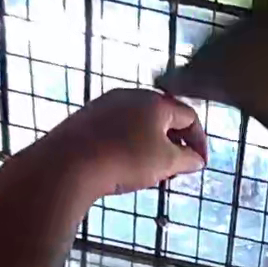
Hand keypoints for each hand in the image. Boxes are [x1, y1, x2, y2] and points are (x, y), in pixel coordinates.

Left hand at [41, 88, 208, 196]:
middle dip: (176, 143)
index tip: (200, 164)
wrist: (68, 165)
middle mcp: (131, 96)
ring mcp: (105, 105)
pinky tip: (125, 165)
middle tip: (178, 168)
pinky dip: (130, 144)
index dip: (200, 141)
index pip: (189, 117)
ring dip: (153, 145)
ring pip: (140, 123)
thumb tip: (197, 160)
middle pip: (164, 118)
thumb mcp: (166, 163)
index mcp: (156, 102)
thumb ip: (187, 159)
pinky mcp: (86, 118)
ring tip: (153, 170)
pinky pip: (118, 129)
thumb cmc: (125, 160)